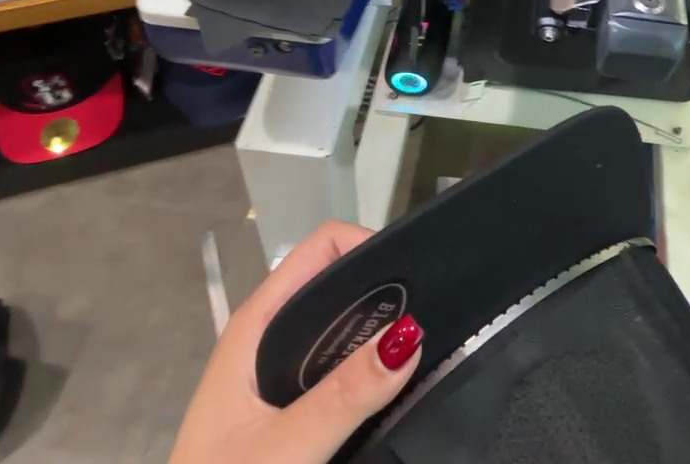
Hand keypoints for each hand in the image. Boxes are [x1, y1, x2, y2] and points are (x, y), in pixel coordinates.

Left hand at [172, 221, 425, 463]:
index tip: (414, 278)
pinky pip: (340, 366)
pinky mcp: (290, 404)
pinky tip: (397, 385)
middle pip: (338, 281)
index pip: (322, 248)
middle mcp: (270, 335)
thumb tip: (409, 332)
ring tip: (427, 346)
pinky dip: (371, 366)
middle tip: (432, 315)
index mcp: (257, 323)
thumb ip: (344, 396)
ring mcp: (279, 371)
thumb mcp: (284, 448)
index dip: (369, 247)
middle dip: (384, 289)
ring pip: (341, 327)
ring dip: (381, 331)